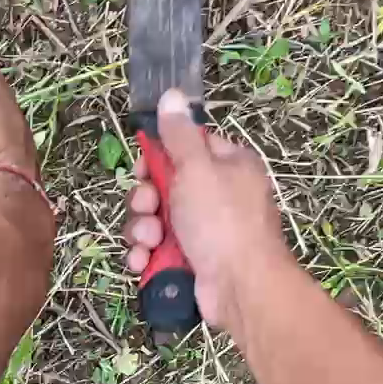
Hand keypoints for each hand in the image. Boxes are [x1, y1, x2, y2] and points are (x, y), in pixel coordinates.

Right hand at [124, 90, 290, 334]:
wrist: (240, 288)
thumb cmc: (223, 222)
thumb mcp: (198, 169)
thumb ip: (179, 135)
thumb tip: (172, 96)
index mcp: (226, 166)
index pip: (184, 148)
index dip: (158, 158)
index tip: (144, 168)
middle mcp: (215, 196)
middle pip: (162, 187)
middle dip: (144, 201)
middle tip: (147, 209)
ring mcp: (202, 231)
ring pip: (153, 221)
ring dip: (142, 231)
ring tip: (150, 244)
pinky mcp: (189, 260)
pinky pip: (156, 250)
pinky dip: (146, 256)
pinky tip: (144, 263)